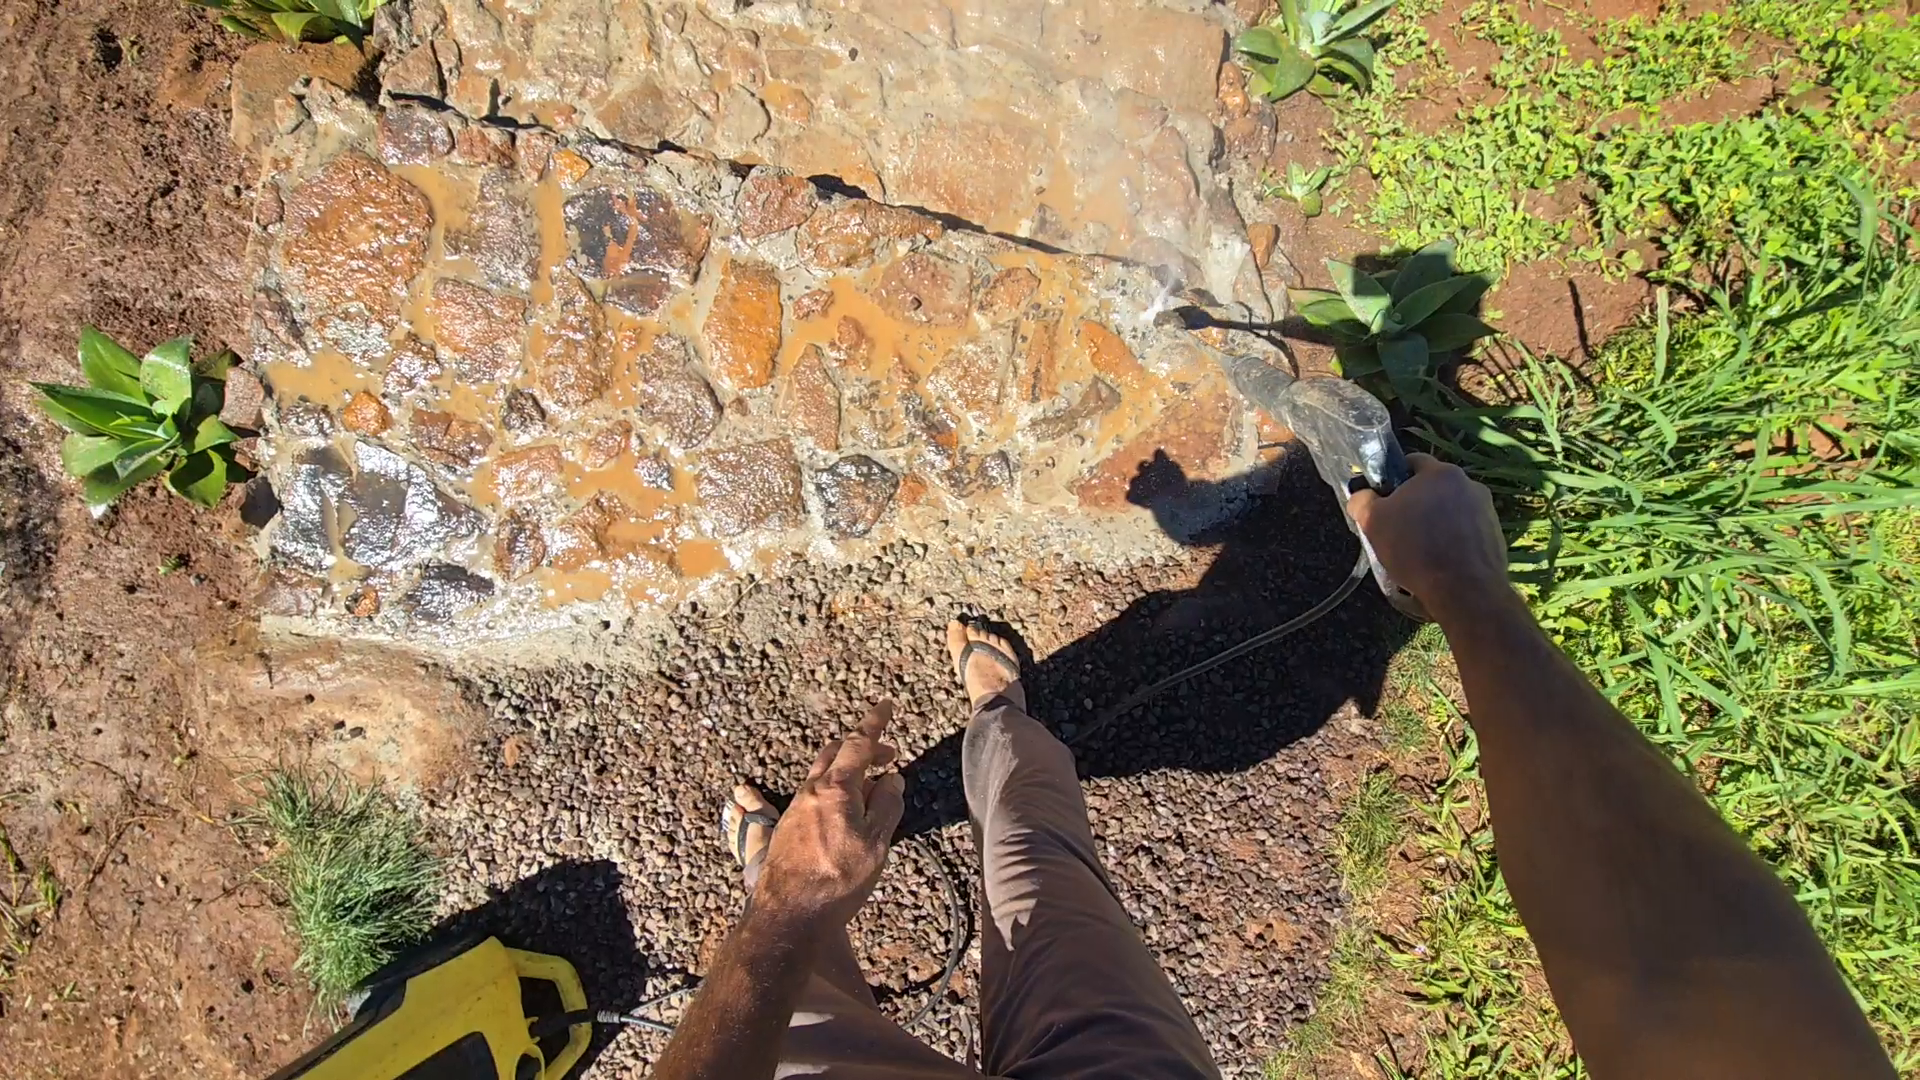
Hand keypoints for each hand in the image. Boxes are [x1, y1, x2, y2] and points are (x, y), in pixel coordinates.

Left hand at [754, 701, 905, 928]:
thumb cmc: (837, 880)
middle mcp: (812, 790)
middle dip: (863, 746)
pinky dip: (836, 790)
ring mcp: (796, 808)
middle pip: (836, 752)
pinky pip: (816, 794)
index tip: (885, 704)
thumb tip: (892, 779)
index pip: (858, 743)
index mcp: (835, 788)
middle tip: (887, 754)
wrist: (787, 916)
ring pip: (824, 773)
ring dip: (849, 770)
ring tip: (872, 789)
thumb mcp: (876, 843)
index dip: (874, 722)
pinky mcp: (789, 828)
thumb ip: (887, 806)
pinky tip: (846, 814)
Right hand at [1349, 454, 1509, 613]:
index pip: (1411, 462)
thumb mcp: (1371, 521)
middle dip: (1412, 504)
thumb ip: (1361, 500)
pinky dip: (1449, 539)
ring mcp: (1486, 509)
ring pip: (1448, 509)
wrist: (1464, 589)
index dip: (1392, 479)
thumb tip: (1362, 496)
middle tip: (1394, 528)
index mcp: (1441, 473)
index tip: (1381, 501)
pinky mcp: (1495, 534)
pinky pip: (1463, 530)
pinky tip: (1436, 560)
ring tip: (1416, 550)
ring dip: (1431, 522)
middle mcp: (1469, 484)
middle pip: (1431, 488)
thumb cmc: (1413, 548)